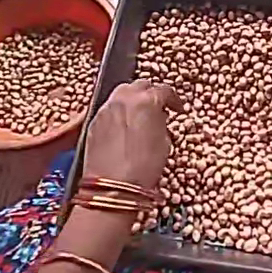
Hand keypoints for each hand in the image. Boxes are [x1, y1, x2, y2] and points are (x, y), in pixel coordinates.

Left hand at [81, 79, 177, 194]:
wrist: (112, 187)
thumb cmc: (142, 169)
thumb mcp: (164, 143)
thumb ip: (161, 122)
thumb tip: (159, 117)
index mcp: (146, 101)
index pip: (164, 90)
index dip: (174, 99)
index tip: (177, 108)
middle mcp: (124, 99)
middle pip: (141, 85)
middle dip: (151, 93)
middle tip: (159, 107)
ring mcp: (106, 109)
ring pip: (122, 93)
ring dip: (133, 99)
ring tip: (140, 115)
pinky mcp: (94, 121)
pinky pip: (109, 108)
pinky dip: (119, 112)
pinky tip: (124, 126)